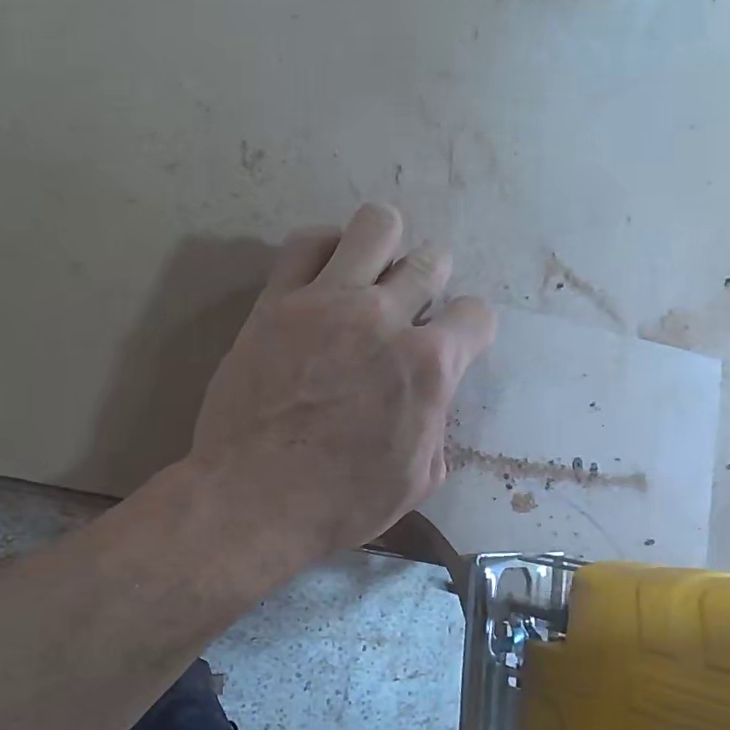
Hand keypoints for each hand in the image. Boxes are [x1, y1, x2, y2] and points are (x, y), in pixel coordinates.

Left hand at [189, 203, 495, 556]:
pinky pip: (306, 243)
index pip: (475, 315)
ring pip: (375, 226)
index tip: (455, 344)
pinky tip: (325, 274)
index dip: (470, 331)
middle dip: (432, 282)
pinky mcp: (277, 302)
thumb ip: (436, 426)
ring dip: (385, 245)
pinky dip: (326, 248)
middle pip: (429, 261)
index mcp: (429, 365)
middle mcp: (385, 318)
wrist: (253, 500)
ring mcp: (328, 302)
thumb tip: (429, 401)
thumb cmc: (341, 503)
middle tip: (411, 308)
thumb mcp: (418, 480)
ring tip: (372, 274)